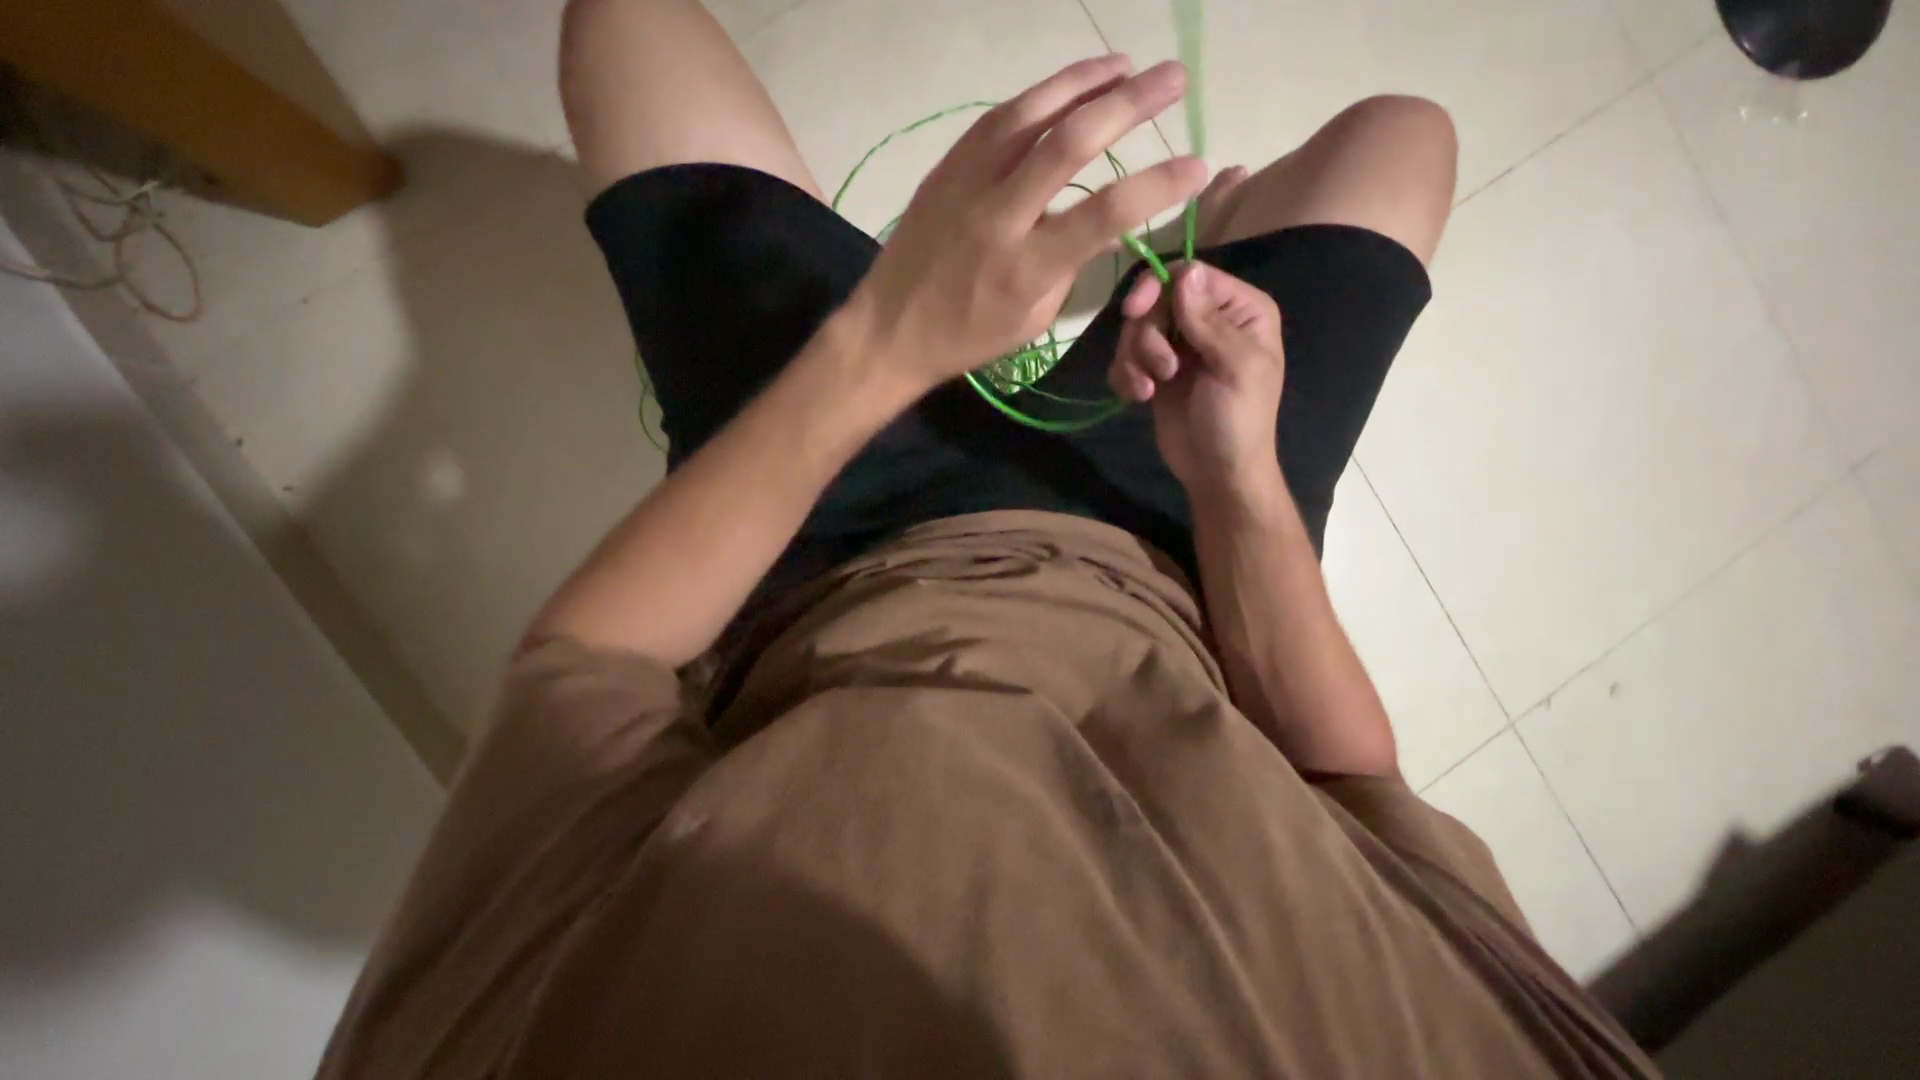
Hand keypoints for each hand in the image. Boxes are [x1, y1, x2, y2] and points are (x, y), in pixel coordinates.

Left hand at [846, 55, 1207, 395]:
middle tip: (1172, 77)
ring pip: (1030, 115)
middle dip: (1129, 104)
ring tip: (1124, 64)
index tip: (1196, 166)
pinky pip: (996, 122)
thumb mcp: (1033, 319)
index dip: (1158, 185)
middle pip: (1070, 144)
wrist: (888, 330)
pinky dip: (1037, 98)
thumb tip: (1107, 227)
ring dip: (1083, 81)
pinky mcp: (946, 169)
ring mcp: (967, 186)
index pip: (1106, 215)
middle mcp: (999, 217)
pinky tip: (1066, 87)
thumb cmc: (967, 337)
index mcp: (1027, 267)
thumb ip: (1071, 268)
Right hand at [1107, 262, 1286, 503]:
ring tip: (1148, 391)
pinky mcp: (1155, 372)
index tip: (1134, 312)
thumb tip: (1185, 271)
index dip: (1157, 287)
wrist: (1218, 473)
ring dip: (1135, 360)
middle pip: (1155, 300)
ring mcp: (1180, 346)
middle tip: (1161, 371)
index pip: (1189, 275)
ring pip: (1137, 329)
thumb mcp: (1235, 367)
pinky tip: (1137, 398)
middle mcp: (1210, 320)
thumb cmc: (1238, 421)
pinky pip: (1126, 357)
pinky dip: (1125, 376)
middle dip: (1148, 336)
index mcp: (1241, 309)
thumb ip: (1209, 320)